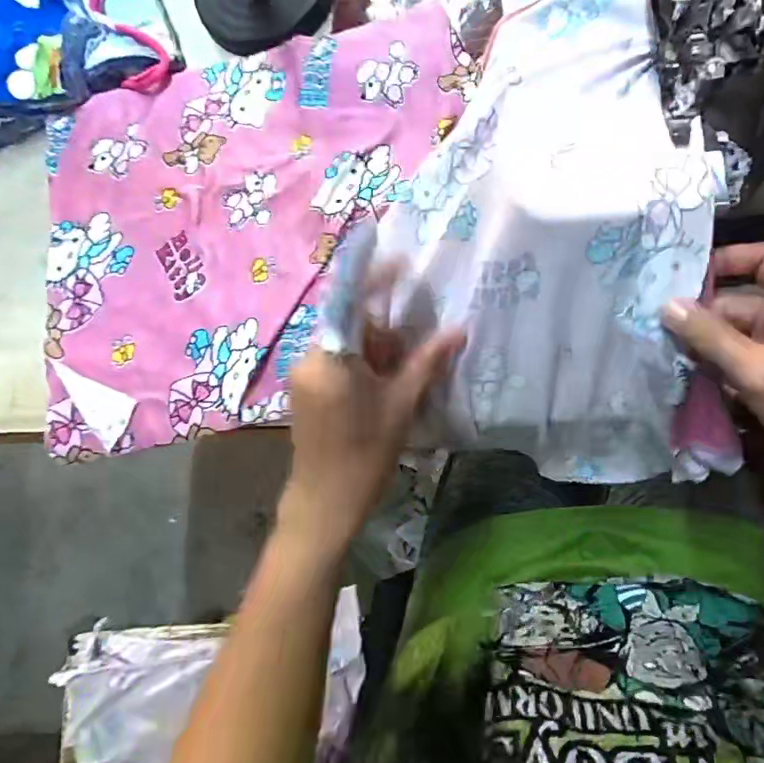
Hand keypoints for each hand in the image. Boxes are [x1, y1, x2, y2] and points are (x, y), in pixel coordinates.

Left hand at [281, 267, 464, 555]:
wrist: (324, 504)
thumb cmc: (364, 454)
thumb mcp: (401, 404)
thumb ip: (427, 361)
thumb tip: (458, 330)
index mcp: (330, 356)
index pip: (351, 299)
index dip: (375, 276)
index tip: (400, 258)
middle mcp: (309, 357)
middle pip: (352, 324)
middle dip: (386, 331)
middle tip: (416, 350)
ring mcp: (304, 375)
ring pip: (348, 346)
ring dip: (377, 352)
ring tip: (402, 377)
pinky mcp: (306, 391)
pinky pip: (338, 363)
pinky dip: (364, 367)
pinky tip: (384, 389)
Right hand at [663, 242, 763, 528]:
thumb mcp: (757, 372)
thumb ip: (710, 338)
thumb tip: (666, 305)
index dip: (729, 259)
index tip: (687, 273)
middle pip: (740, 299)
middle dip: (702, 311)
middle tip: (659, 321)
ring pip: (734, 331)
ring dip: (704, 340)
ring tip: (665, 346)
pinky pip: (739, 356)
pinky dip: (715, 361)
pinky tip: (686, 369)